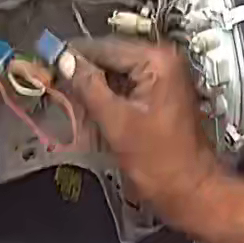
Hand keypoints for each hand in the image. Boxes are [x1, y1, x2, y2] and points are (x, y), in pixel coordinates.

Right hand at [58, 38, 227, 226]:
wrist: (194, 195)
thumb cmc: (161, 163)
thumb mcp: (117, 122)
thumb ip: (88, 86)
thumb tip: (65, 60)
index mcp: (157, 60)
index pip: (105, 47)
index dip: (74, 56)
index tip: (48, 60)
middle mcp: (163, 60)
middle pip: (111, 57)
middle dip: (83, 72)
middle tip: (54, 81)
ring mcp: (164, 76)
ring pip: (116, 72)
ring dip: (93, 85)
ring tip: (68, 96)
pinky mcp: (160, 92)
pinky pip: (126, 85)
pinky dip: (107, 95)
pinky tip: (90, 108)